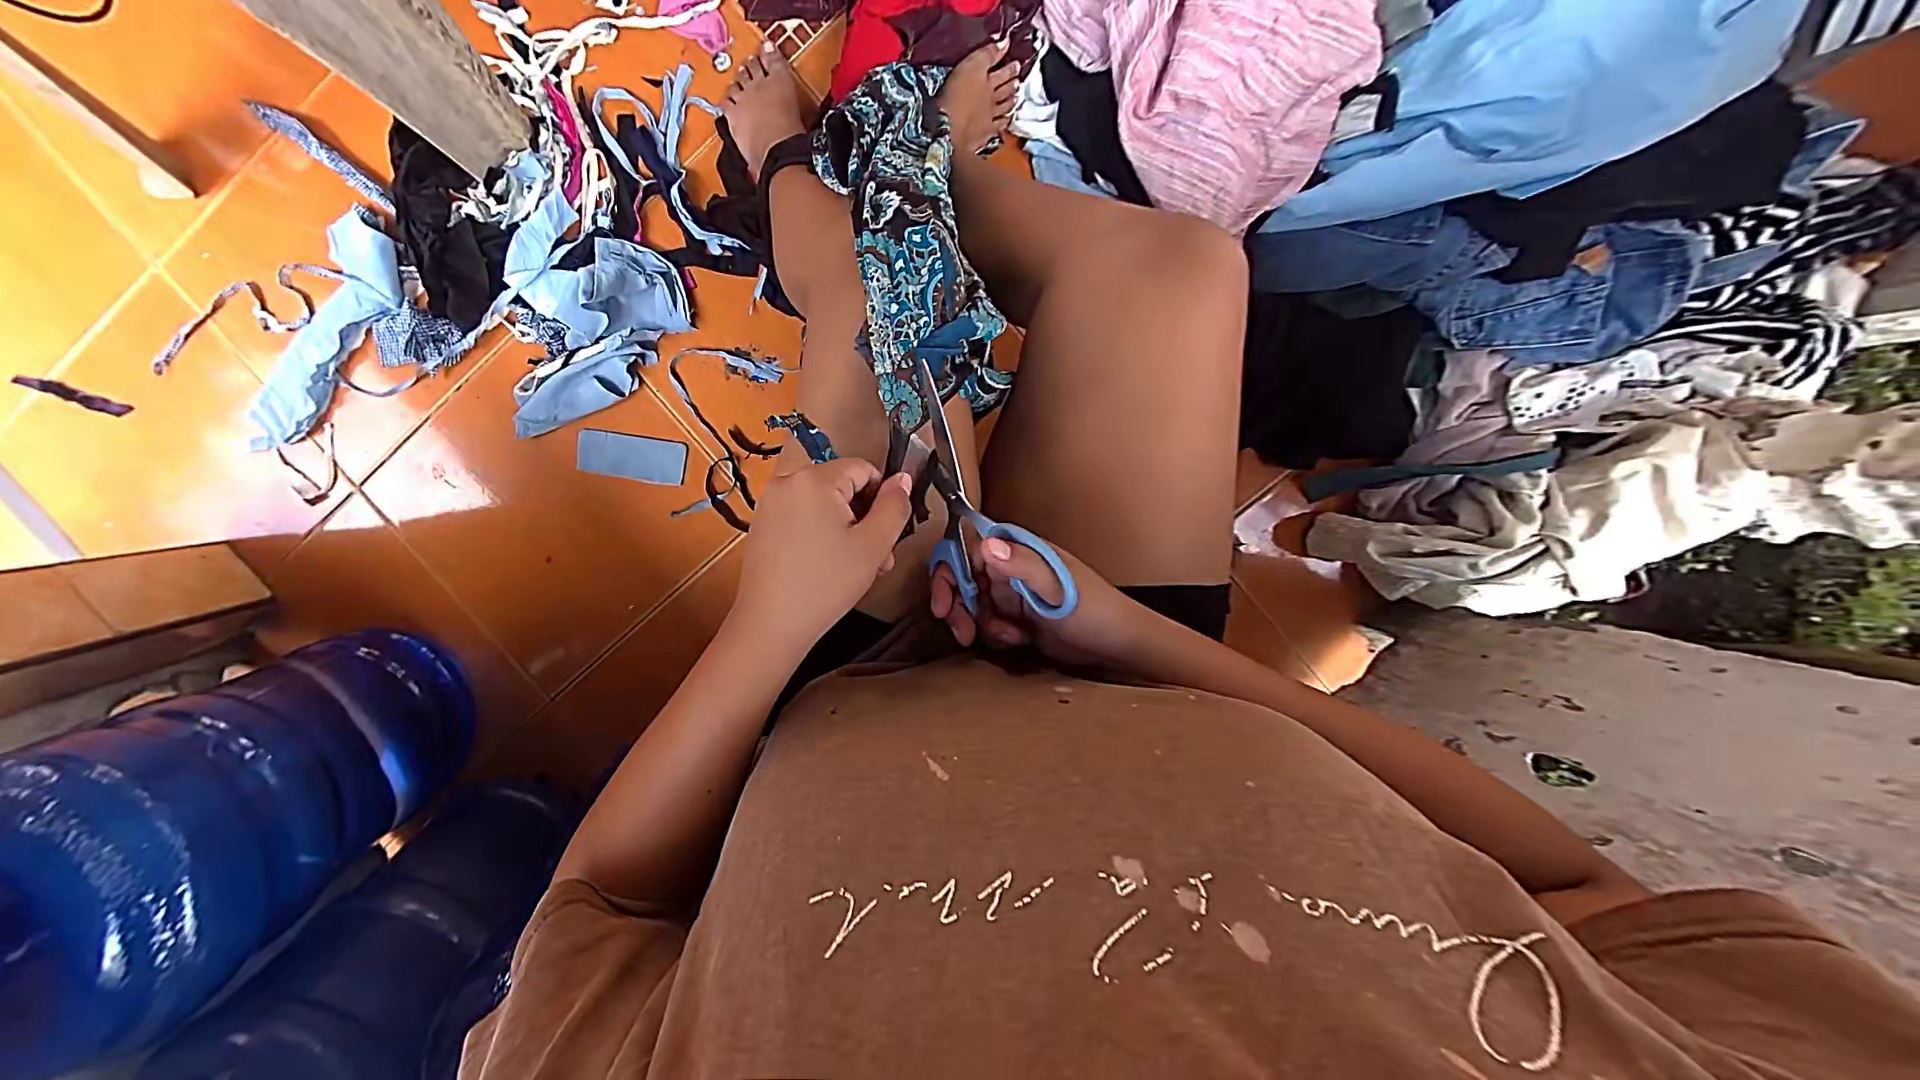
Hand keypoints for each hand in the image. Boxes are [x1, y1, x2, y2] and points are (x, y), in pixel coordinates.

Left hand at [734, 459, 914, 649]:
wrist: (771, 624)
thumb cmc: (823, 585)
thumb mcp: (873, 545)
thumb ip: (894, 507)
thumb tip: (902, 479)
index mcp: (813, 480)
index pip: (862, 469)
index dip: (882, 497)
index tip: (886, 531)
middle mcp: (786, 483)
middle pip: (842, 486)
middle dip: (865, 517)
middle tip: (877, 555)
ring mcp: (770, 504)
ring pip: (823, 503)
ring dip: (846, 528)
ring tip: (856, 565)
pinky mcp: (762, 525)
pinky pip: (802, 516)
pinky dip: (821, 533)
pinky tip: (829, 565)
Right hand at [929, 531, 1175, 671]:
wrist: (1118, 646)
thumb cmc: (1095, 610)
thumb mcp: (1056, 588)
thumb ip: (1020, 565)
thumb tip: (986, 542)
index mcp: (1019, 550)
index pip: (967, 549)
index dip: (948, 572)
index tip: (943, 602)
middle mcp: (1012, 567)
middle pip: (963, 578)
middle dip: (957, 605)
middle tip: (961, 630)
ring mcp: (1014, 593)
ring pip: (973, 604)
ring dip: (978, 623)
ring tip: (1006, 637)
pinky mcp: (1018, 616)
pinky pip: (989, 623)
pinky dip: (996, 635)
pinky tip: (1018, 640)